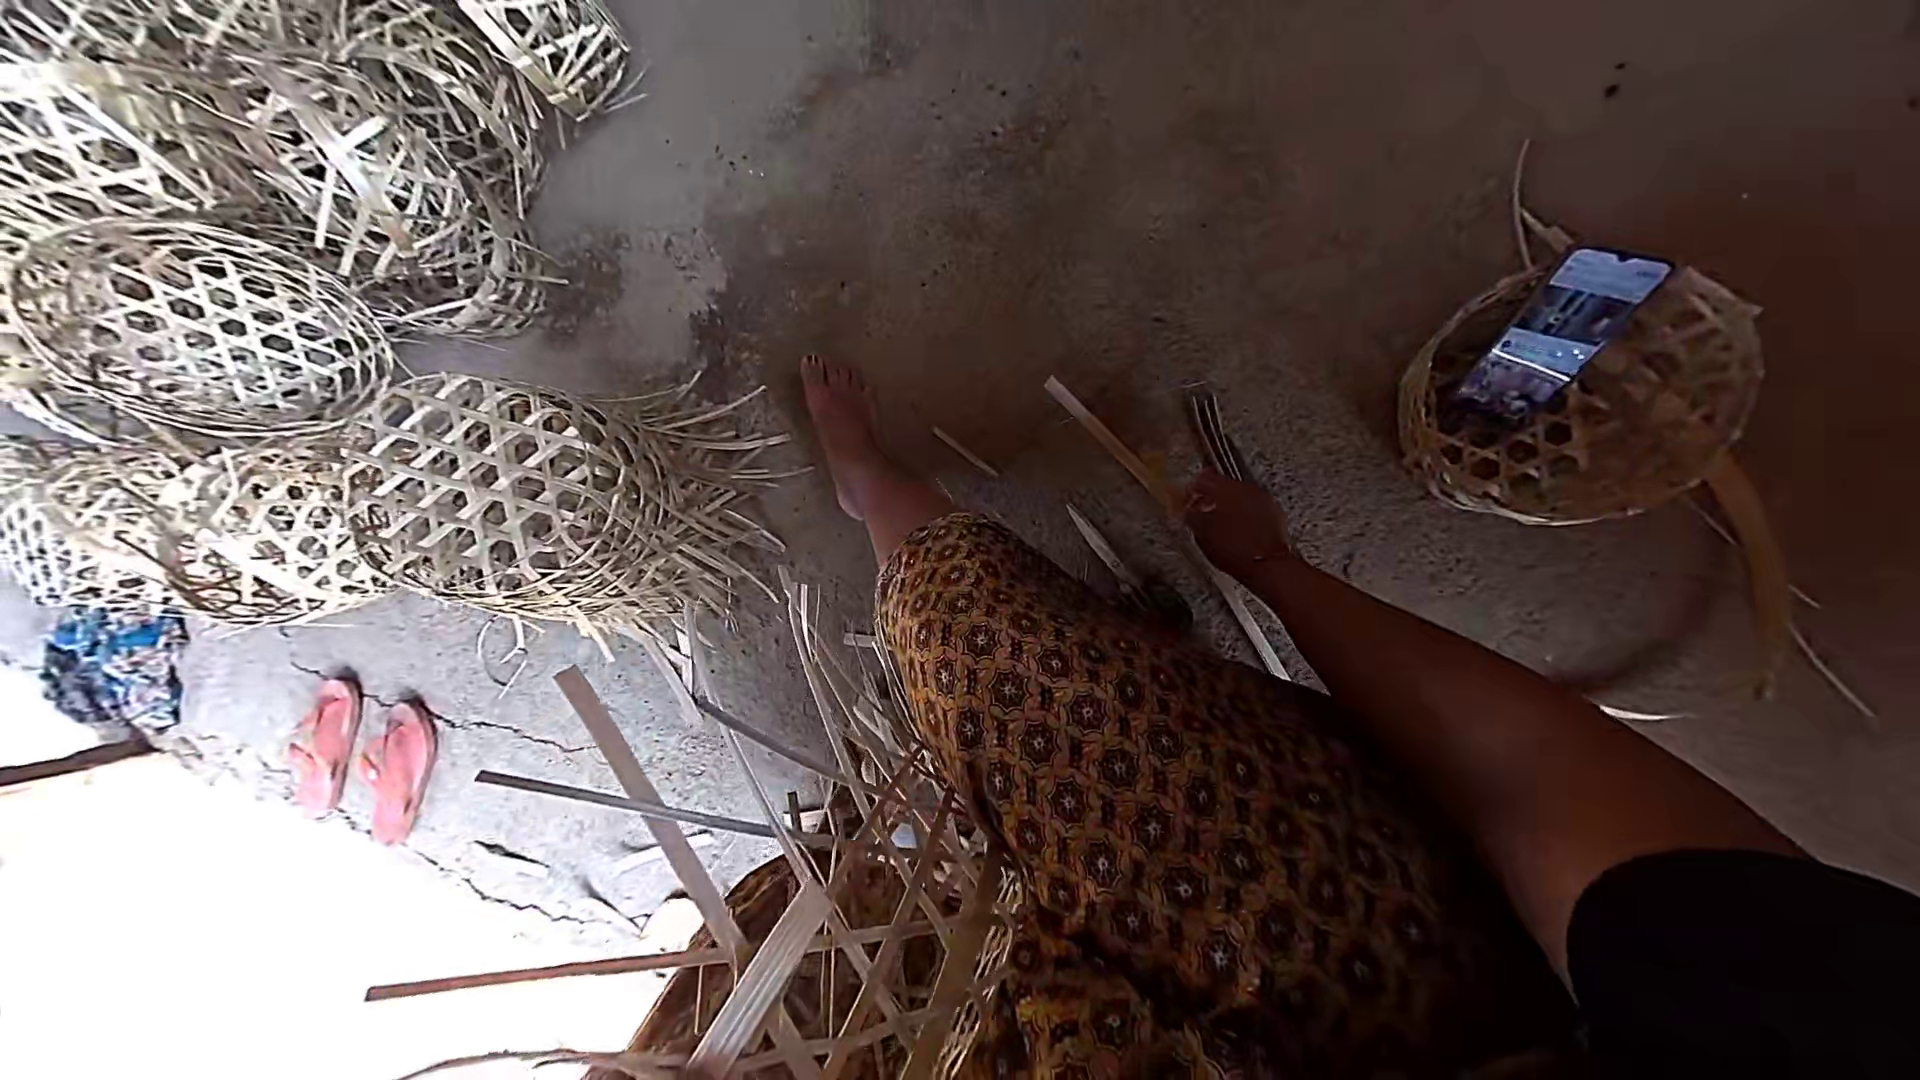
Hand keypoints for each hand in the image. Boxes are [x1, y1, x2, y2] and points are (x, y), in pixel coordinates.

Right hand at [1183, 468, 1292, 578]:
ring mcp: (1264, 502)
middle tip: (1202, 507)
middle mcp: (1248, 490)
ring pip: (1241, 497)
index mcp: (1226, 488)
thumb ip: (1193, 516)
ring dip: (1229, 505)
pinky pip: (1254, 509)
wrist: (1267, 565)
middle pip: (1226, 485)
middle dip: (1213, 495)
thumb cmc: (1234, 548)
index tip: (1189, 494)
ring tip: (1219, 521)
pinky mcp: (1275, 516)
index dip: (1194, 487)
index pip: (1205, 478)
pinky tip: (1237, 528)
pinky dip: (1244, 515)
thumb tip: (1190, 512)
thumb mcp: (1202, 532)